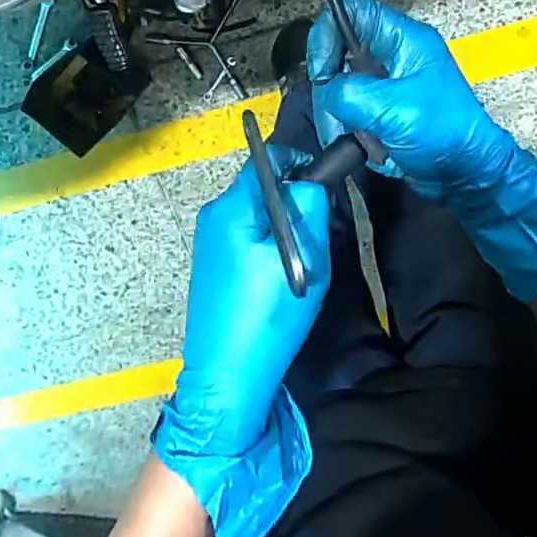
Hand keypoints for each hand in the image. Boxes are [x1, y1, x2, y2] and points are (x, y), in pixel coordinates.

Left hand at [154, 142, 330, 536]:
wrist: (225, 377)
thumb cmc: (265, 314)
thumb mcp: (302, 259)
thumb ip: (308, 209)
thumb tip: (308, 182)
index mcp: (231, 207)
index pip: (266, 159)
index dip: (299, 162)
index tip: (326, 185)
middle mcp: (214, 216)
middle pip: (263, 188)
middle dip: (297, 200)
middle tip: (326, 231)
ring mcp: (210, 242)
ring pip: (258, 215)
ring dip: (287, 226)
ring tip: (308, 261)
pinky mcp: (214, 265)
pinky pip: (247, 238)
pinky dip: (270, 245)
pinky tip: (285, 277)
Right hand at [307, 0, 536, 302]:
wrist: (465, 173)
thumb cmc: (449, 137)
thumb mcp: (393, 110)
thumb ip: (349, 94)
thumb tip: (326, 91)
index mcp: (404, 41)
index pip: (350, 12)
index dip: (327, 36)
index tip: (322, 71)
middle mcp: (392, 55)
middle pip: (337, 52)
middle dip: (330, 87)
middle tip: (335, 112)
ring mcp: (385, 81)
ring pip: (338, 84)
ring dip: (338, 114)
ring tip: (357, 136)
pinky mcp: (380, 106)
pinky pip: (347, 108)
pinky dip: (348, 127)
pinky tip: (364, 142)